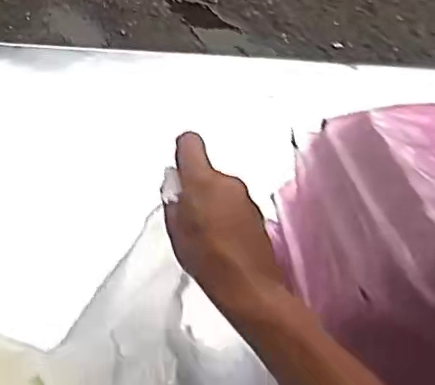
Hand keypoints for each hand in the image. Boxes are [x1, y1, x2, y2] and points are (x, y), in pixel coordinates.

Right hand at [163, 131, 287, 313]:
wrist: (251, 292)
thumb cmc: (206, 257)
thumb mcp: (174, 226)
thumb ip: (173, 197)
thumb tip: (177, 185)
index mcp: (202, 179)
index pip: (190, 142)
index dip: (183, 152)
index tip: (179, 171)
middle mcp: (228, 183)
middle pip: (208, 171)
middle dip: (199, 186)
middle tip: (190, 212)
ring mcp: (248, 201)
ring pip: (224, 190)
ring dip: (216, 203)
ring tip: (208, 233)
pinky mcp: (261, 220)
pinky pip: (238, 207)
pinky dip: (231, 218)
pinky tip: (225, 242)